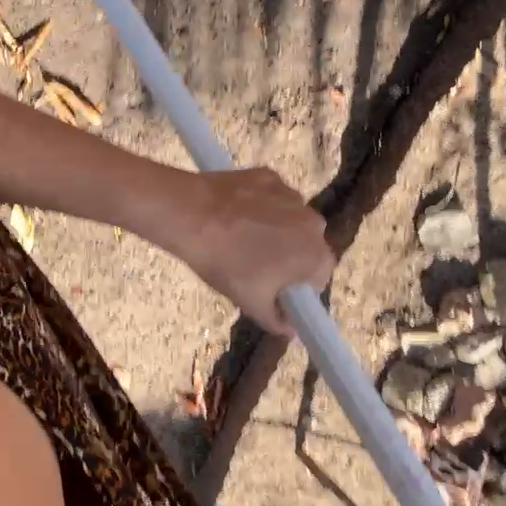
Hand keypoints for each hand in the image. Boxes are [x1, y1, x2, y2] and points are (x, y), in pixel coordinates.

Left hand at [158, 169, 335, 335]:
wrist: (188, 214)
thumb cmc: (223, 262)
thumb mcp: (249, 302)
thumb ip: (277, 321)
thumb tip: (291, 330)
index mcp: (317, 256)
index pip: (316, 279)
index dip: (293, 286)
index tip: (270, 287)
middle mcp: (313, 222)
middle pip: (305, 246)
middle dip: (285, 255)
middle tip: (250, 262)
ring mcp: (291, 194)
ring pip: (288, 218)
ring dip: (272, 227)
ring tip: (236, 236)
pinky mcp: (267, 174)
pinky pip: (269, 195)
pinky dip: (257, 203)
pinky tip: (232, 211)